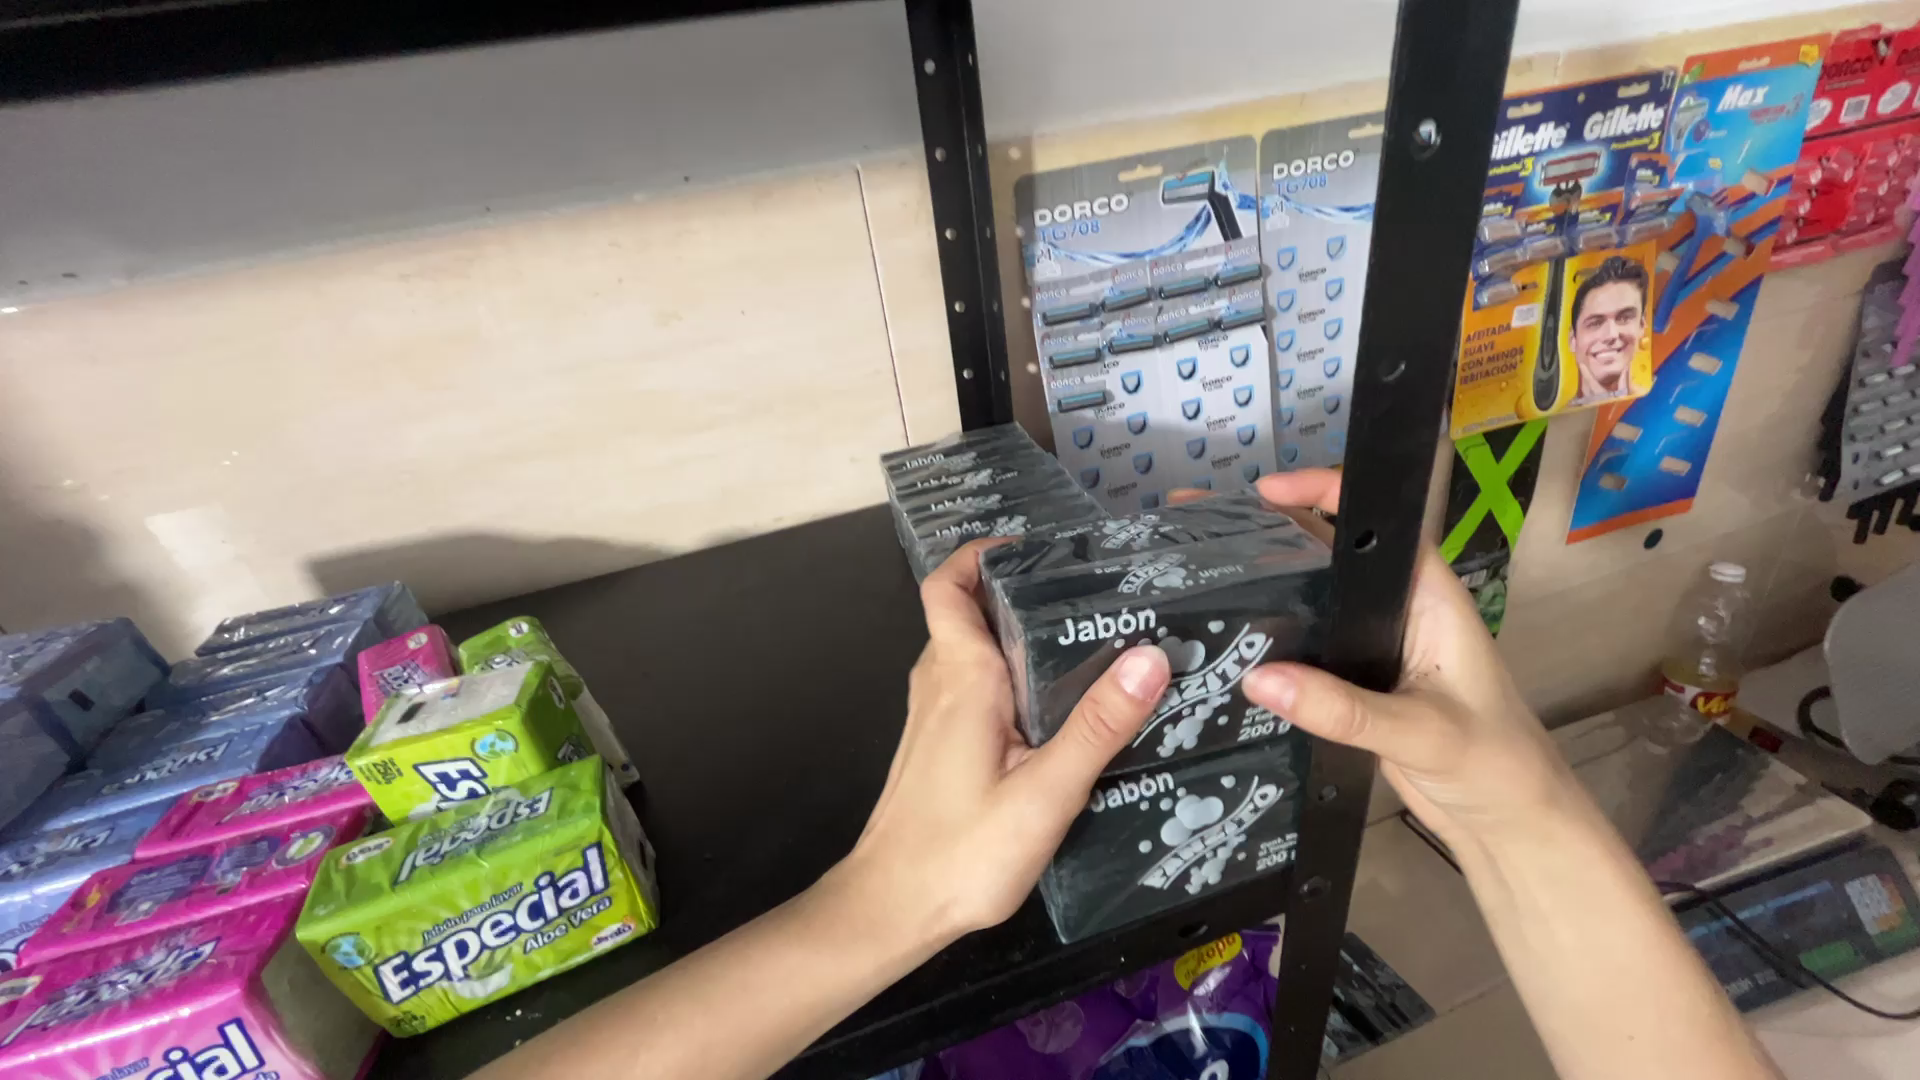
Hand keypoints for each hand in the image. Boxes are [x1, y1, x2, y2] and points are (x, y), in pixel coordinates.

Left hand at [834, 539, 1171, 945]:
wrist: (891, 907)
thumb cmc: (963, 851)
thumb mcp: (1046, 792)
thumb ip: (1097, 725)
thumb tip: (1150, 655)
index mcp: (961, 675)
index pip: (948, 586)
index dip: (979, 554)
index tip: (1034, 550)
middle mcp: (938, 679)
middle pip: (967, 610)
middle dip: (1017, 591)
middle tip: (1086, 593)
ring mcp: (931, 710)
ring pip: (969, 647)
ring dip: (1013, 633)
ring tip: (1084, 640)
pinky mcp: (936, 739)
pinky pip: (970, 682)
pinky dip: (1006, 671)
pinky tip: (1053, 702)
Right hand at [1190, 470, 1574, 851]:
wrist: (1511, 824)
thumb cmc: (1496, 766)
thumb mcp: (1424, 733)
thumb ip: (1345, 709)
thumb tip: (1257, 678)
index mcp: (1425, 596)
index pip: (1372, 524)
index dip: (1321, 494)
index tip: (1261, 493)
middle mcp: (1391, 609)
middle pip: (1324, 552)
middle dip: (1266, 531)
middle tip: (1200, 526)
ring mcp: (1367, 644)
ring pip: (1306, 597)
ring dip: (1257, 582)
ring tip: (1194, 568)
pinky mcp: (1348, 678)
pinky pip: (1298, 642)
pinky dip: (1262, 633)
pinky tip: (1218, 635)